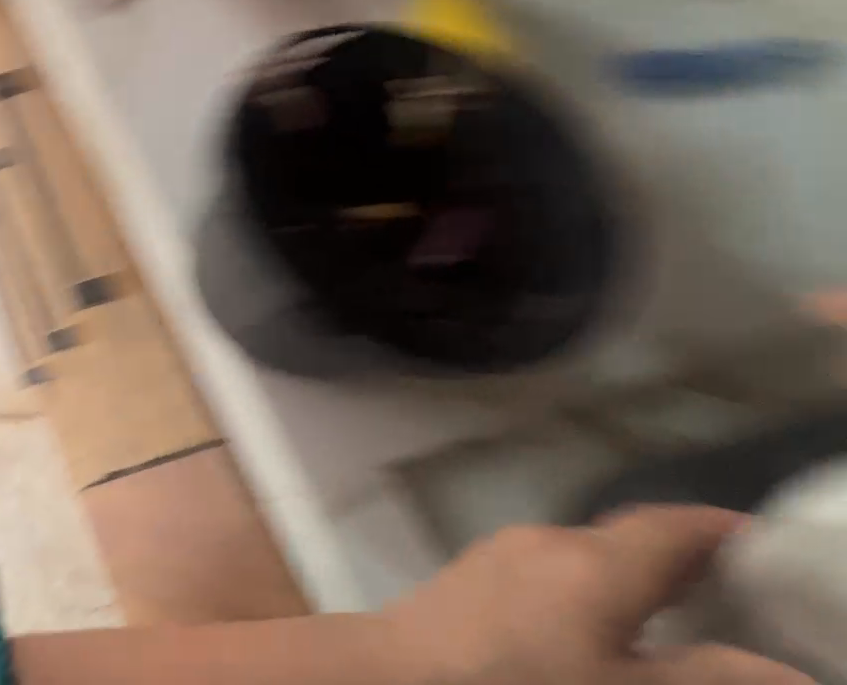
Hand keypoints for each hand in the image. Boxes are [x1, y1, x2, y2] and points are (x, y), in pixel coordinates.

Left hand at [382, 506, 811, 684]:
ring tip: (689, 612)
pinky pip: (553, 566)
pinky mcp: (476, 570)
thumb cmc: (522, 683)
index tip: (770, 543)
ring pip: (588, 552)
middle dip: (686, 559)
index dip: (722, 529)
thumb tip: (793, 672)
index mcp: (592, 561)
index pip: (670, 526)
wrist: (402, 672)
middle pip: (629, 537)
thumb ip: (714, 678)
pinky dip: (595, 584)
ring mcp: (503, 550)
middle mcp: (546, 539)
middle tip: (746, 592)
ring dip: (637, 573)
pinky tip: (608, 621)